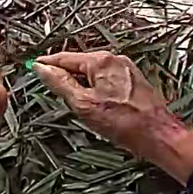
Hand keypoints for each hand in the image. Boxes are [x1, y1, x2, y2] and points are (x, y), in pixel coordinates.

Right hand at [32, 52, 192, 183]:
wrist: (159, 136)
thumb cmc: (125, 123)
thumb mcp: (83, 105)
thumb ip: (60, 84)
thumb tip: (41, 68)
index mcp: (101, 61)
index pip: (64, 57)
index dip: (47, 64)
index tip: (34, 67)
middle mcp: (114, 59)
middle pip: (79, 63)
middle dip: (65, 75)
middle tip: (51, 89)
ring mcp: (126, 68)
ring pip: (93, 71)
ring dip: (80, 83)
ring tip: (74, 102)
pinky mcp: (133, 80)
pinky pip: (106, 78)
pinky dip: (95, 87)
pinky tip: (95, 104)